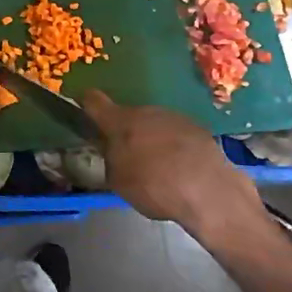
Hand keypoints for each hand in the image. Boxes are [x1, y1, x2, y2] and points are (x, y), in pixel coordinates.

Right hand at [82, 90, 264, 243]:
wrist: (208, 189)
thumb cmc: (154, 186)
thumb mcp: (118, 181)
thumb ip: (110, 160)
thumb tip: (113, 151)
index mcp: (119, 122)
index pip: (94, 101)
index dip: (86, 103)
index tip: (82, 107)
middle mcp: (145, 111)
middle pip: (128, 116)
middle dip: (125, 132)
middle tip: (128, 157)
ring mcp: (173, 116)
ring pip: (153, 124)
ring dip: (151, 138)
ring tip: (158, 167)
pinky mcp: (197, 127)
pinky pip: (175, 133)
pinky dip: (173, 145)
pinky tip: (179, 168)